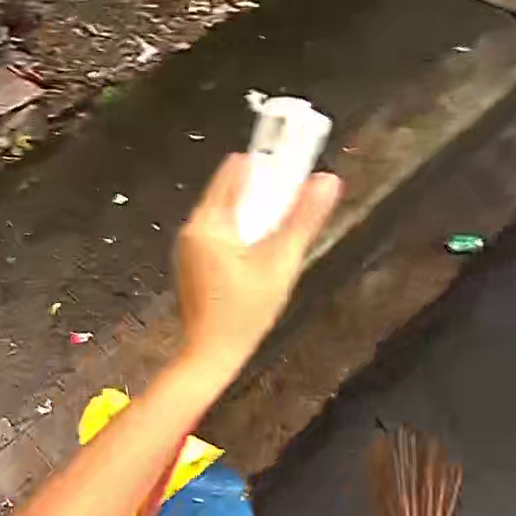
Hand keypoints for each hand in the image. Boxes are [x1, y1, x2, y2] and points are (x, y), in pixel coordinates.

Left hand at [174, 154, 341, 384]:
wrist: (210, 355)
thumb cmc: (244, 313)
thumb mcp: (280, 263)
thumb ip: (303, 219)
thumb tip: (327, 180)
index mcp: (209, 223)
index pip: (235, 171)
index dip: (266, 162)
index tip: (291, 161)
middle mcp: (192, 229)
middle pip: (228, 192)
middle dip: (261, 190)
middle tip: (293, 197)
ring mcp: (187, 249)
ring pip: (223, 214)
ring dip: (251, 212)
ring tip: (280, 224)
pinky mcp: (191, 265)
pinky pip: (217, 235)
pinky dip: (238, 232)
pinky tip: (258, 250)